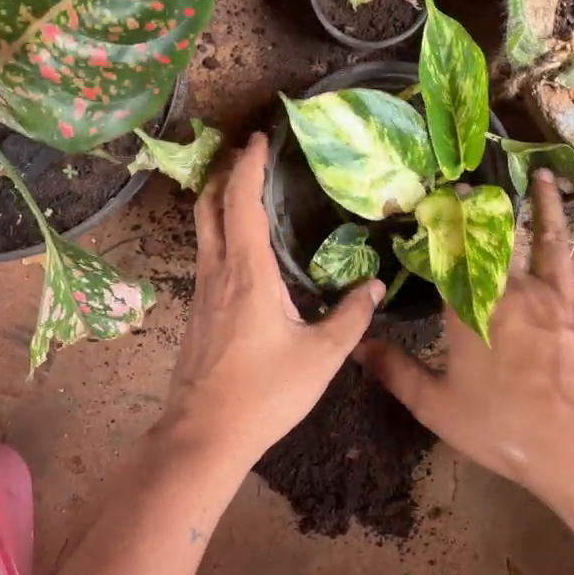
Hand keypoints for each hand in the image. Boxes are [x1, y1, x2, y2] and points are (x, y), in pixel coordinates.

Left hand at [159, 132, 381, 463]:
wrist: (202, 436)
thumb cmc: (263, 394)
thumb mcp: (321, 357)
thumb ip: (350, 318)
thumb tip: (376, 287)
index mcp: (247, 273)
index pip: (241, 202)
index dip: (248, 165)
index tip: (258, 138)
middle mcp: (217, 272)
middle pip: (209, 205)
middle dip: (224, 172)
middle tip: (246, 152)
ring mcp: (202, 292)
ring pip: (204, 229)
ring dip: (218, 199)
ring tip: (244, 187)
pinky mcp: (198, 312)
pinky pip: (207, 253)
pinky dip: (219, 230)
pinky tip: (241, 246)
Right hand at [354, 169, 573, 522]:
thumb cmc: (506, 431)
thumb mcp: (438, 408)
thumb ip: (396, 372)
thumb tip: (357, 345)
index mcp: (475, 309)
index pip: (453, 254)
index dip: (442, 223)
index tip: (434, 198)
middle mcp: (518, 290)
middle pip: (498, 237)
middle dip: (483, 207)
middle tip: (475, 183)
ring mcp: (564, 297)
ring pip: (553, 238)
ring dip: (547, 204)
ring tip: (541, 172)